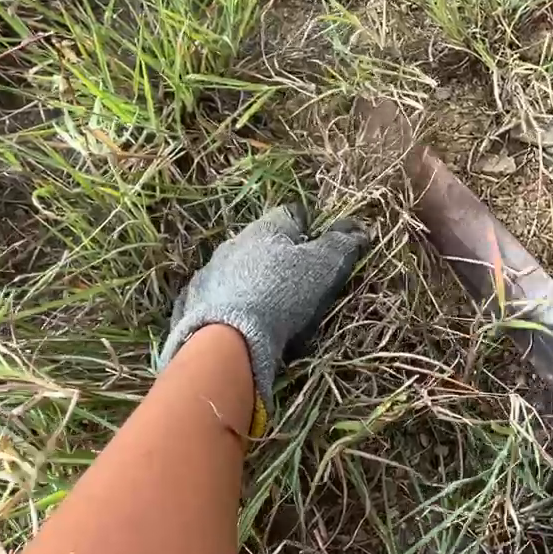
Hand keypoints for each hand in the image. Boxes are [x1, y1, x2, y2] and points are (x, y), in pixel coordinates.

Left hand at [158, 205, 370, 432]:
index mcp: (266, 230)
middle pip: (261, 241)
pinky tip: (238, 320)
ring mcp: (208, 274)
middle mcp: (233, 244)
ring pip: (236, 268)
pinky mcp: (192, 304)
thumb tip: (360, 228)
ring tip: (267, 303)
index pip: (292, 214)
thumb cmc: (282, 295)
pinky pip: (214, 296)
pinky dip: (228, 303)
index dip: (310, 226)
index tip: (321, 244)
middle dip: (278, 255)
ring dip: (251, 279)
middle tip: (297, 278)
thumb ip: (342, 244)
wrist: (227, 339)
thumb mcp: (324, 267)